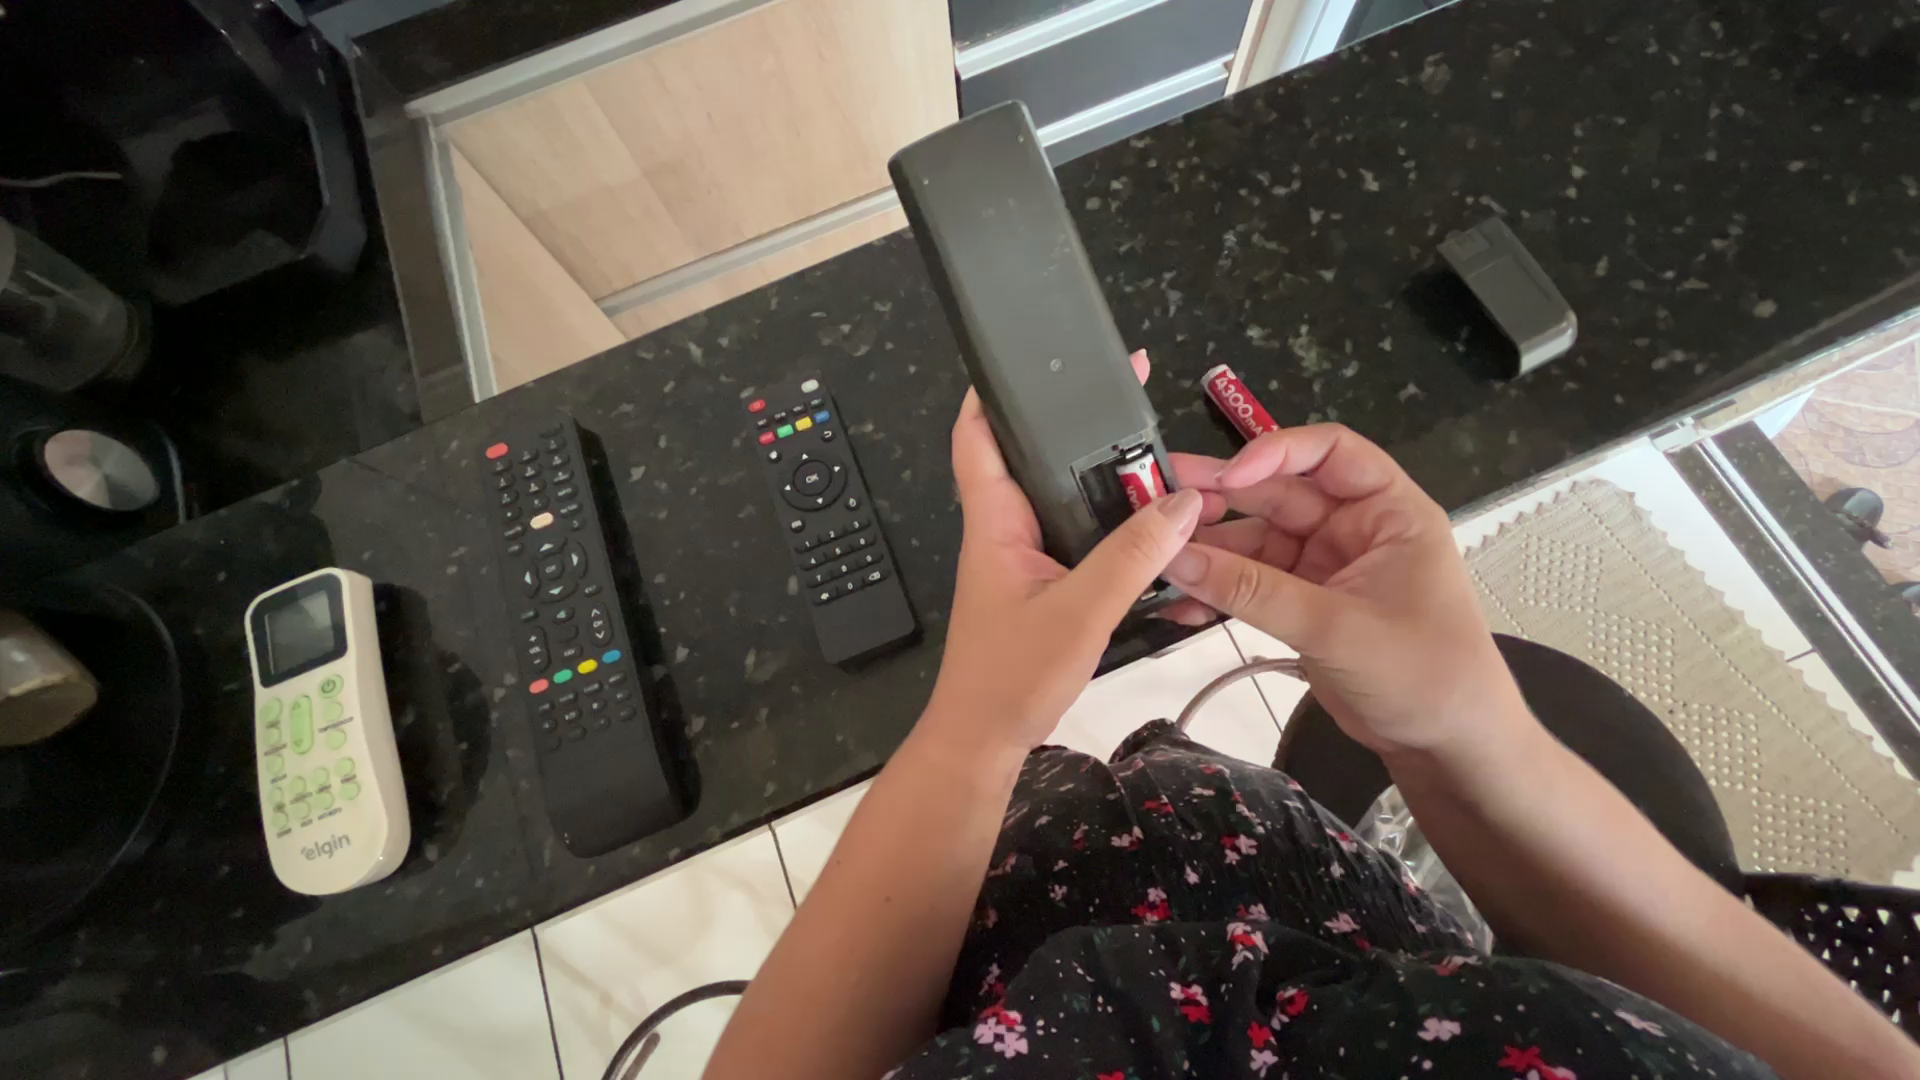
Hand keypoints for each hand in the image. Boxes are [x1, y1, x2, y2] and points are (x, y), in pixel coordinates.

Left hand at [925, 361, 1202, 753]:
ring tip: (1143, 449)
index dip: (992, 393)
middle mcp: (1003, 531)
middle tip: (1122, 397)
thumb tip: (1184, 502)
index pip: (976, 438)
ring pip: (1055, 499)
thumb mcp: (1080, 612)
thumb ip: (1132, 557)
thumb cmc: (1012, 677)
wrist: (983, 740)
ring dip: (1092, 475)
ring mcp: (1018, 559)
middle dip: (1068, 426)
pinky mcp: (1036, 584)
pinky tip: (1138, 519)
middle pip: (1026, 459)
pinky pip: (1070, 536)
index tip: (1031, 360)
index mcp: (994, 523)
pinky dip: (1101, 520)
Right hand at [1158, 425, 1528, 759]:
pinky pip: (1246, 584)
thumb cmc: (1422, 674)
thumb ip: (1251, 591)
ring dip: (1206, 552)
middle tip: (1154, 500)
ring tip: (1155, 561)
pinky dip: (1215, 592)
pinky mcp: (1297, 601)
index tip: (1223, 478)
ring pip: (1252, 541)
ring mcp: (1319, 565)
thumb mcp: (1334, 626)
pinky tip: (1177, 604)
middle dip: (1218, 499)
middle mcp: (1349, 528)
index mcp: (1385, 511)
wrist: (1442, 746)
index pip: (1330, 452)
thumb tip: (1173, 556)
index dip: (1275, 452)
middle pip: (1275, 494)